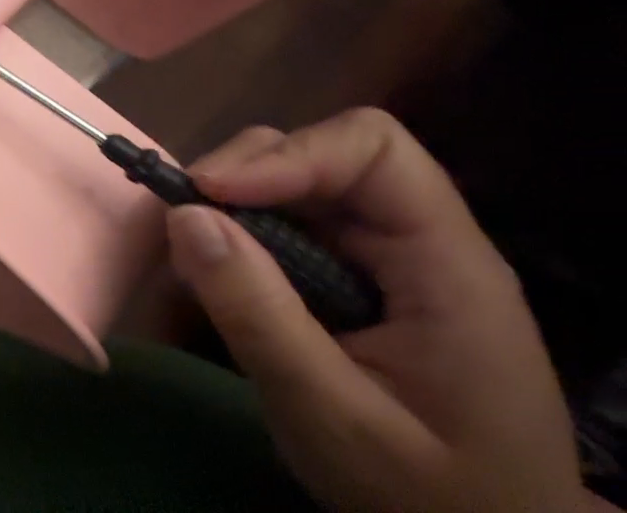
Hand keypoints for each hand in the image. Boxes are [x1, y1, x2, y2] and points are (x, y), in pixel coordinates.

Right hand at [166, 108, 588, 512]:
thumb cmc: (427, 493)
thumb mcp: (332, 413)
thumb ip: (259, 315)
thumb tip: (183, 215)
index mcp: (446, 266)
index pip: (372, 150)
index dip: (285, 155)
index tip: (208, 193)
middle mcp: (418, 247)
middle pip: (321, 158)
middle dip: (240, 178)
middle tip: (181, 224)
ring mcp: (386, 265)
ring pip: (294, 193)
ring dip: (230, 212)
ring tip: (189, 260)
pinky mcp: (356, 287)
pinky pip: (288, 235)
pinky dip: (237, 245)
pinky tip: (213, 282)